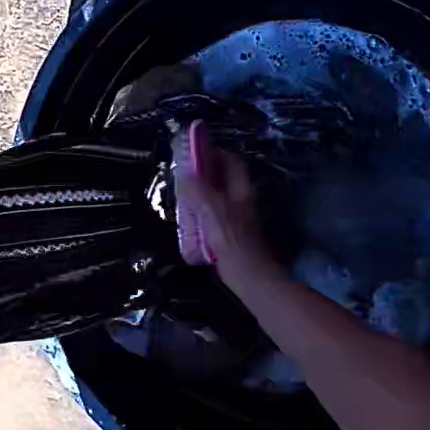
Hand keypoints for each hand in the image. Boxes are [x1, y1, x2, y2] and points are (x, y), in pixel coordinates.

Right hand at [172, 119, 279, 286]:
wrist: (249, 276)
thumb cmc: (234, 241)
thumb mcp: (214, 212)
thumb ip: (199, 191)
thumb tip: (184, 172)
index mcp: (241, 189)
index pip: (231, 161)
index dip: (214, 153)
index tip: (193, 153)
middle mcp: (241, 199)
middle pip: (222, 178)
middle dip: (202, 174)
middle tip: (181, 175)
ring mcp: (235, 215)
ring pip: (216, 195)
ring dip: (199, 193)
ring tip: (179, 195)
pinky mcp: (228, 231)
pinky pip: (212, 213)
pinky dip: (199, 211)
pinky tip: (186, 217)